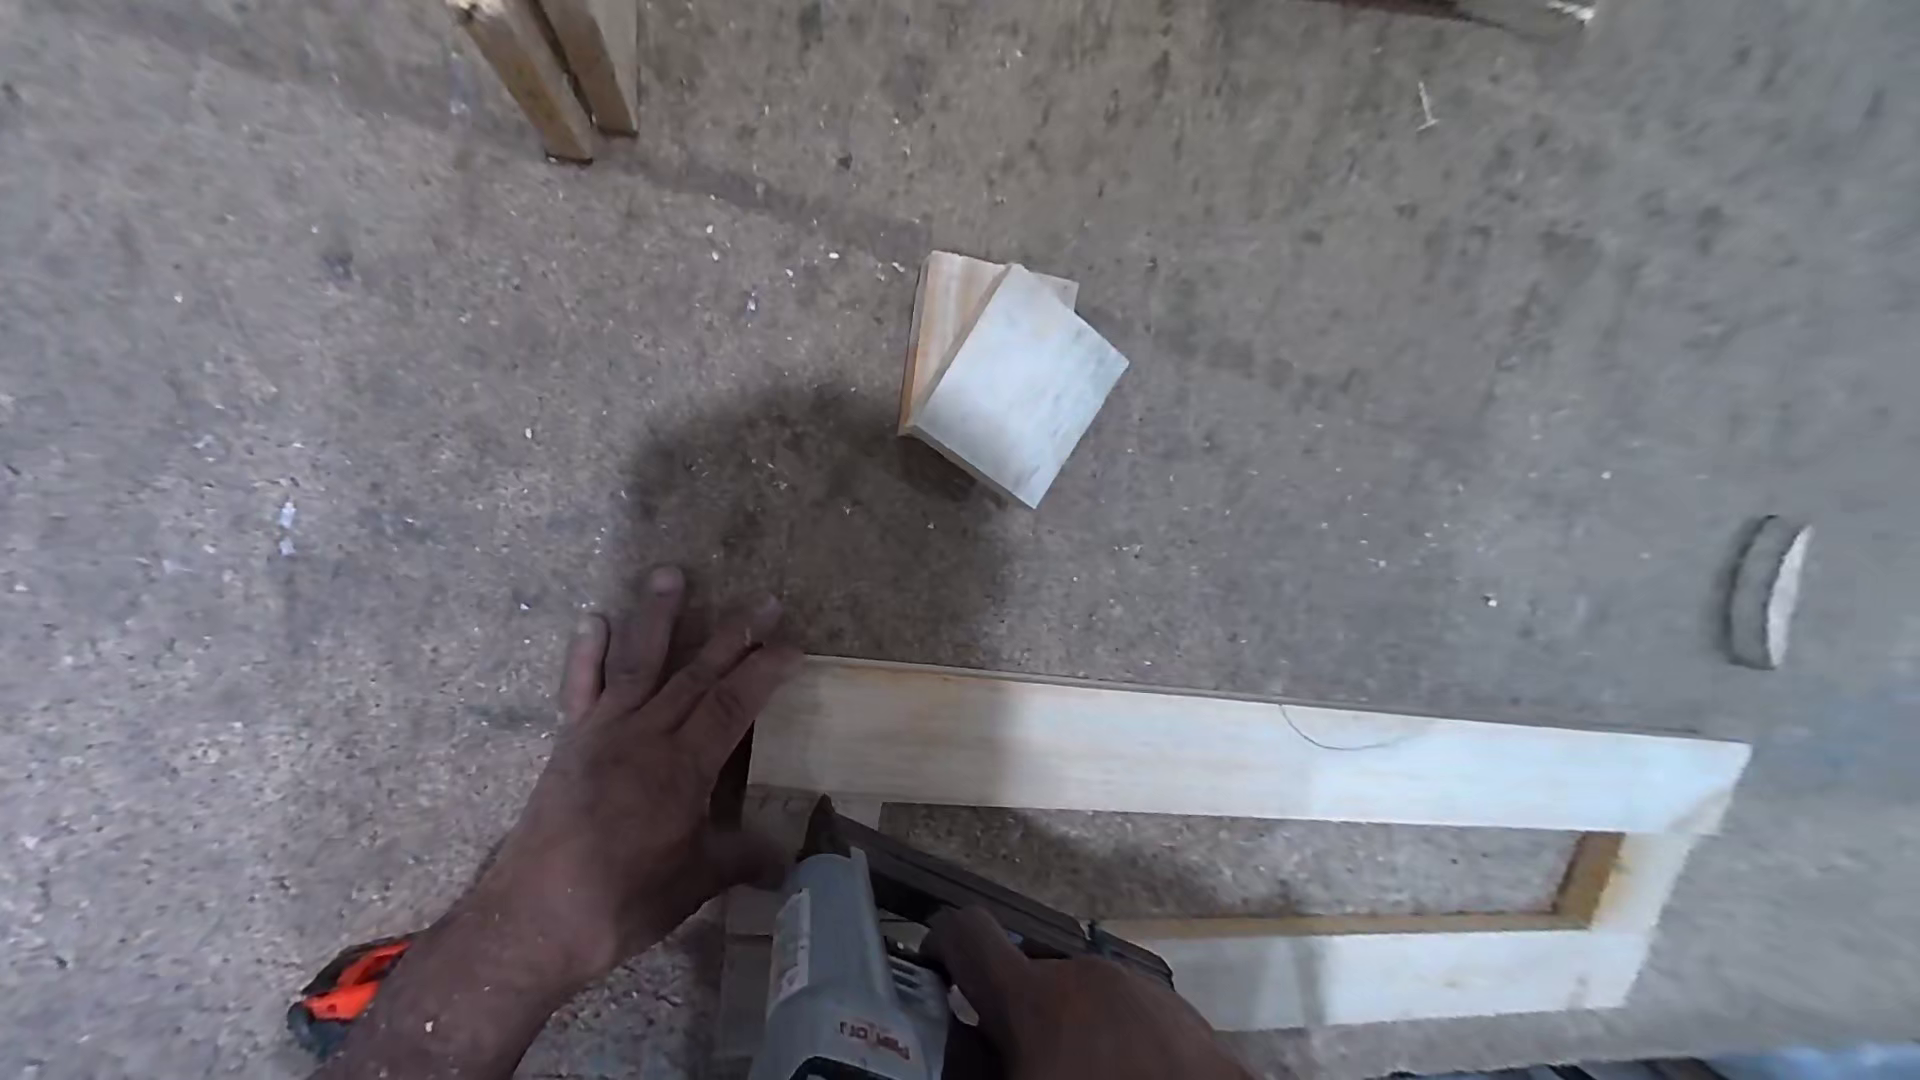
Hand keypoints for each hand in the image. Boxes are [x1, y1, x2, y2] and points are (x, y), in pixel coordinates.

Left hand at [469, 564, 802, 987]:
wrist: (527, 927)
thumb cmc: (620, 902)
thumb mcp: (695, 883)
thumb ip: (743, 857)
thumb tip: (792, 860)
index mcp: (681, 767)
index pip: (732, 704)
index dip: (765, 671)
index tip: (793, 647)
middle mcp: (644, 737)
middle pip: (697, 674)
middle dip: (734, 635)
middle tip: (764, 602)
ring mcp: (602, 733)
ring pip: (639, 664)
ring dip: (658, 617)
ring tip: (671, 575)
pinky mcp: (571, 741)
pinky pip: (580, 689)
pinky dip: (587, 653)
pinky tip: (594, 619)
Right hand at [926, 908, 1254, 1079]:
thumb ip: (978, 1068)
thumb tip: (957, 1049)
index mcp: (1035, 1001)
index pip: (967, 931)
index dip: (940, 941)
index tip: (932, 969)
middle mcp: (1079, 973)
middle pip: (1022, 973)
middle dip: (1009, 1014)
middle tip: (1014, 1062)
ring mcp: (1130, 985)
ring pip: (1073, 992)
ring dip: (1061, 1026)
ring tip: (1075, 1073)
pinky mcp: (1173, 1006)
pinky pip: (1119, 1006)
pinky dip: (1107, 1034)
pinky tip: (1122, 1076)